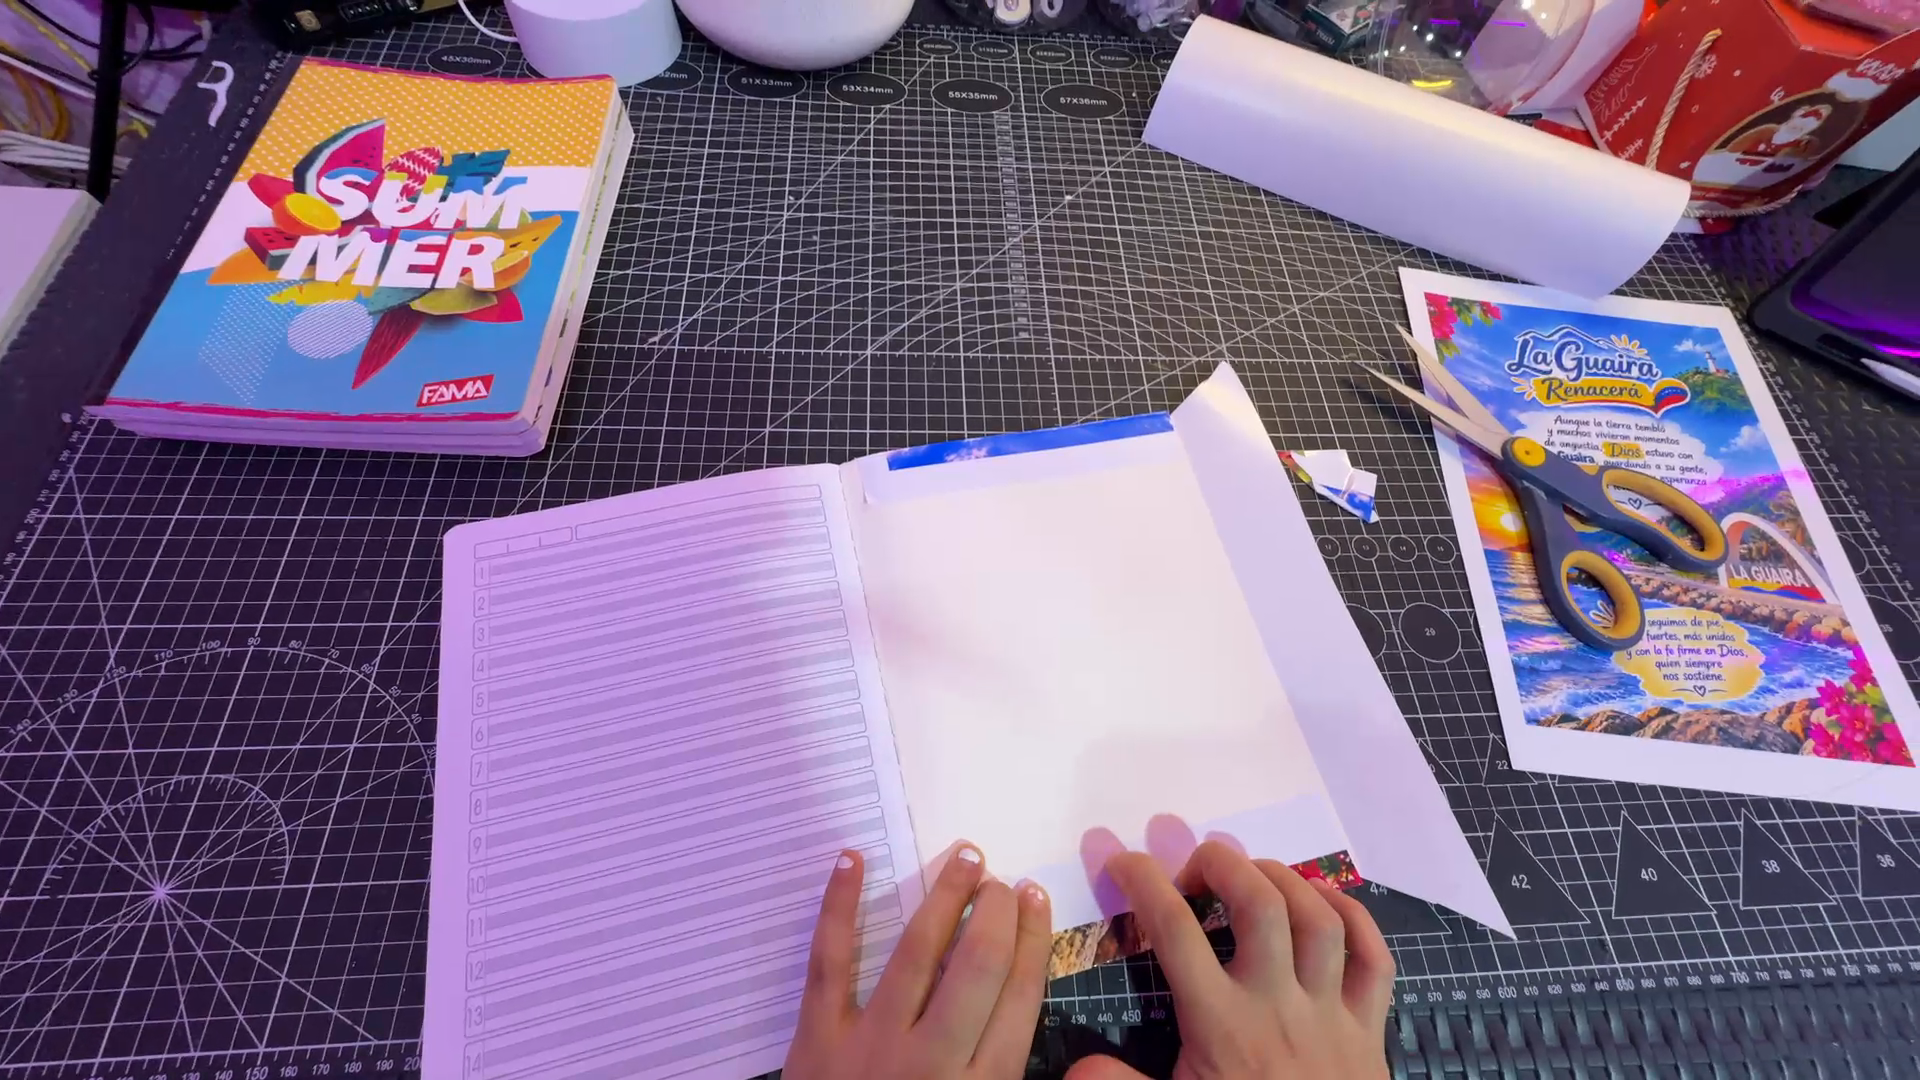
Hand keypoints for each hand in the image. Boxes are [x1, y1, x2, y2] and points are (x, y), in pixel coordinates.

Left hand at [785, 845, 1053, 1079]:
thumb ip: (1014, 1072)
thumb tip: (1042, 1020)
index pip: (1019, 1000)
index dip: (1032, 939)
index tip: (1034, 896)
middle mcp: (931, 1062)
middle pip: (976, 967)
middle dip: (996, 912)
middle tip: (1001, 880)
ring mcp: (871, 1043)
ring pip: (918, 951)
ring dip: (945, 895)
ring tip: (966, 856)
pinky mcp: (816, 1035)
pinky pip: (829, 959)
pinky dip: (838, 904)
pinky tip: (852, 856)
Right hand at [1067, 842, 1393, 1079]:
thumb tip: (1076, 1066)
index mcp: (1222, 1026)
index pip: (1174, 929)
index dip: (1144, 881)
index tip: (1125, 863)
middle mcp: (1277, 1006)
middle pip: (1258, 903)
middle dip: (1220, 864)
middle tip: (1195, 869)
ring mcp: (1331, 1015)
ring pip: (1316, 919)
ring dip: (1281, 879)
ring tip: (1251, 876)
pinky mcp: (1371, 1031)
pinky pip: (1375, 958)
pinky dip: (1352, 916)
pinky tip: (1321, 901)